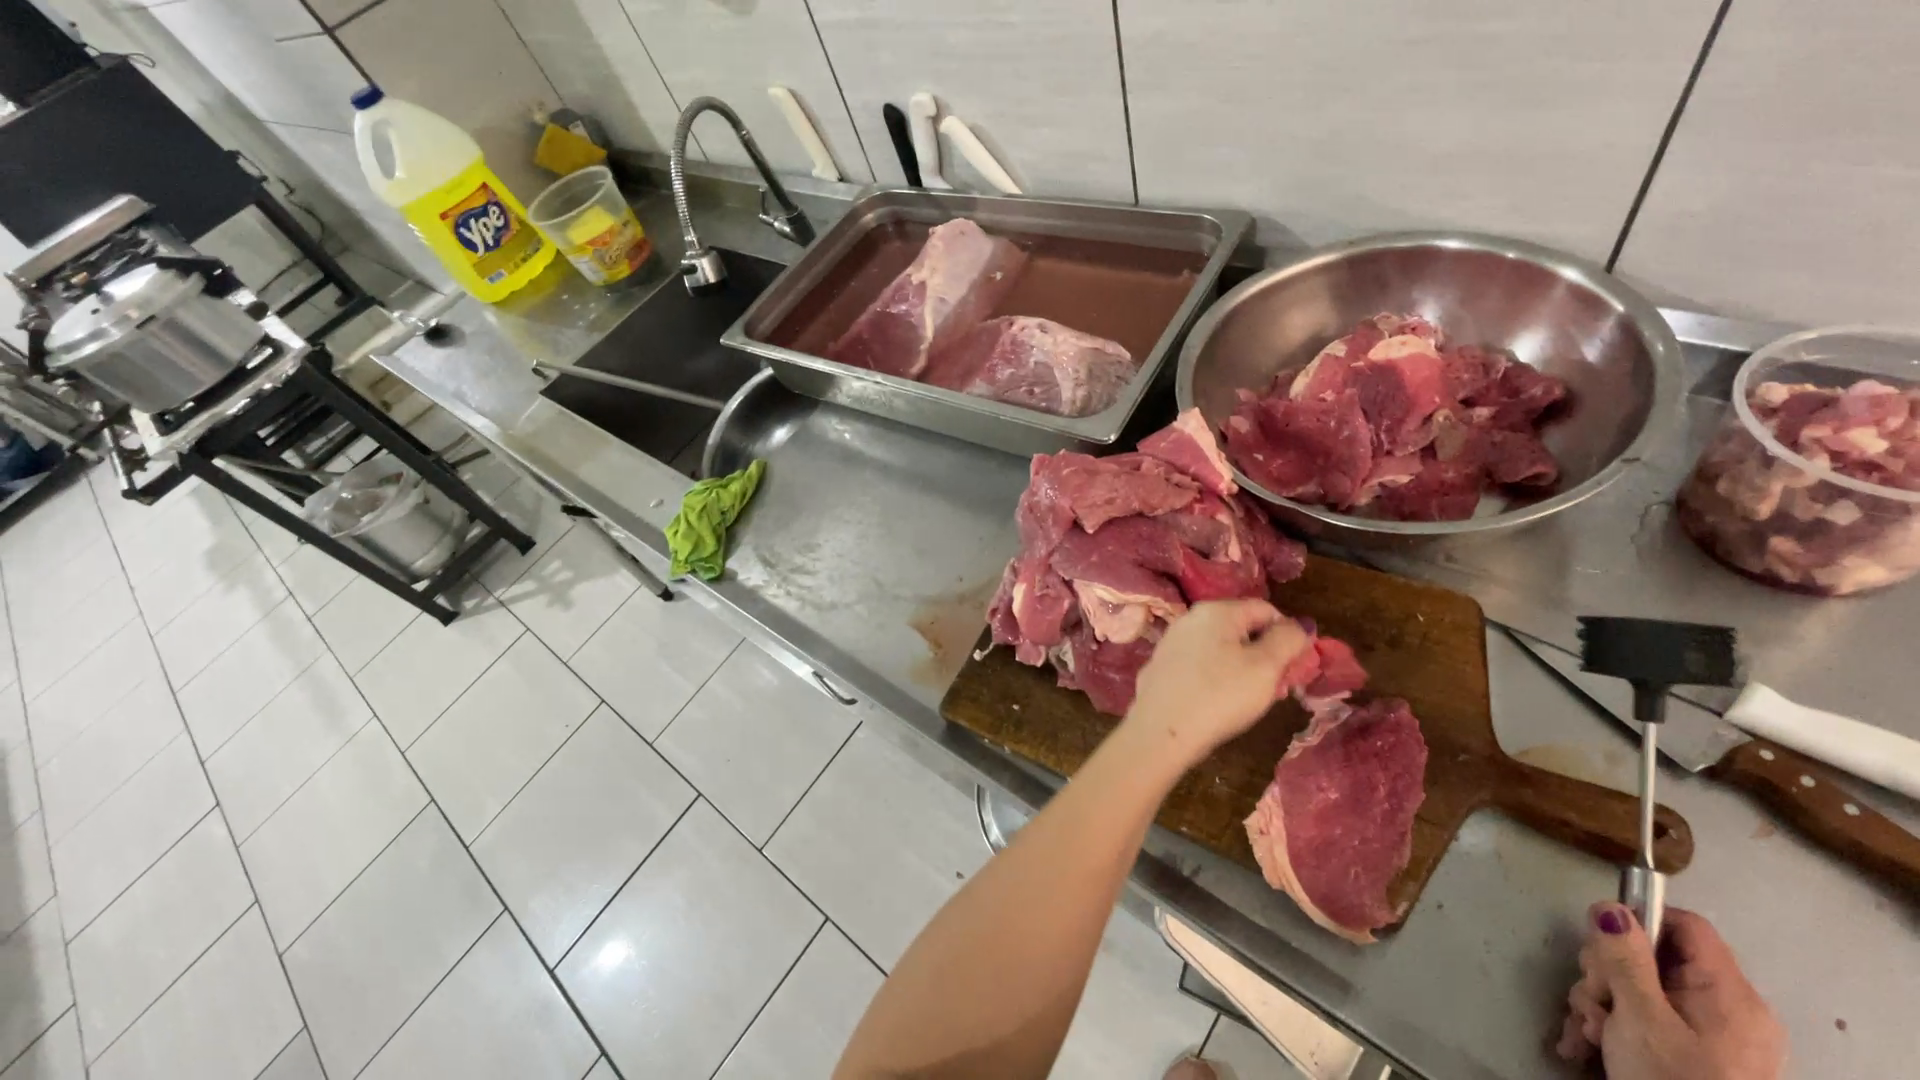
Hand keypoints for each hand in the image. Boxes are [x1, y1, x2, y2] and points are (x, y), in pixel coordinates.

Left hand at [1121, 599, 1309, 771]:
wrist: (1160, 732)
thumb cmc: (1220, 696)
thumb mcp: (1266, 666)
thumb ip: (1288, 640)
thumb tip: (1298, 625)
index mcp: (1216, 611)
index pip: (1266, 610)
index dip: (1287, 636)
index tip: (1295, 668)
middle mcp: (1189, 619)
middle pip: (1243, 630)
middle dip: (1266, 656)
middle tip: (1278, 689)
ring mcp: (1171, 644)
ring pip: (1222, 650)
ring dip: (1245, 670)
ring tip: (1253, 701)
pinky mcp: (1161, 668)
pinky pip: (1200, 666)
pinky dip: (1218, 680)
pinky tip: (1221, 705)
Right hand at [1557, 903, 1785, 1079]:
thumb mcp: (1640, 1018)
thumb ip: (1624, 958)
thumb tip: (1610, 906)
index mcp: (1727, 994)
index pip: (1685, 925)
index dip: (1638, 920)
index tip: (1599, 941)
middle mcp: (1725, 1010)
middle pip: (1651, 958)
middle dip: (1605, 975)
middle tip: (1591, 1001)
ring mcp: (1709, 1037)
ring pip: (1638, 991)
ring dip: (1599, 1005)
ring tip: (1587, 1034)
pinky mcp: (1691, 1057)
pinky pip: (1645, 1021)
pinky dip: (1612, 1028)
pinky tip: (1587, 1047)